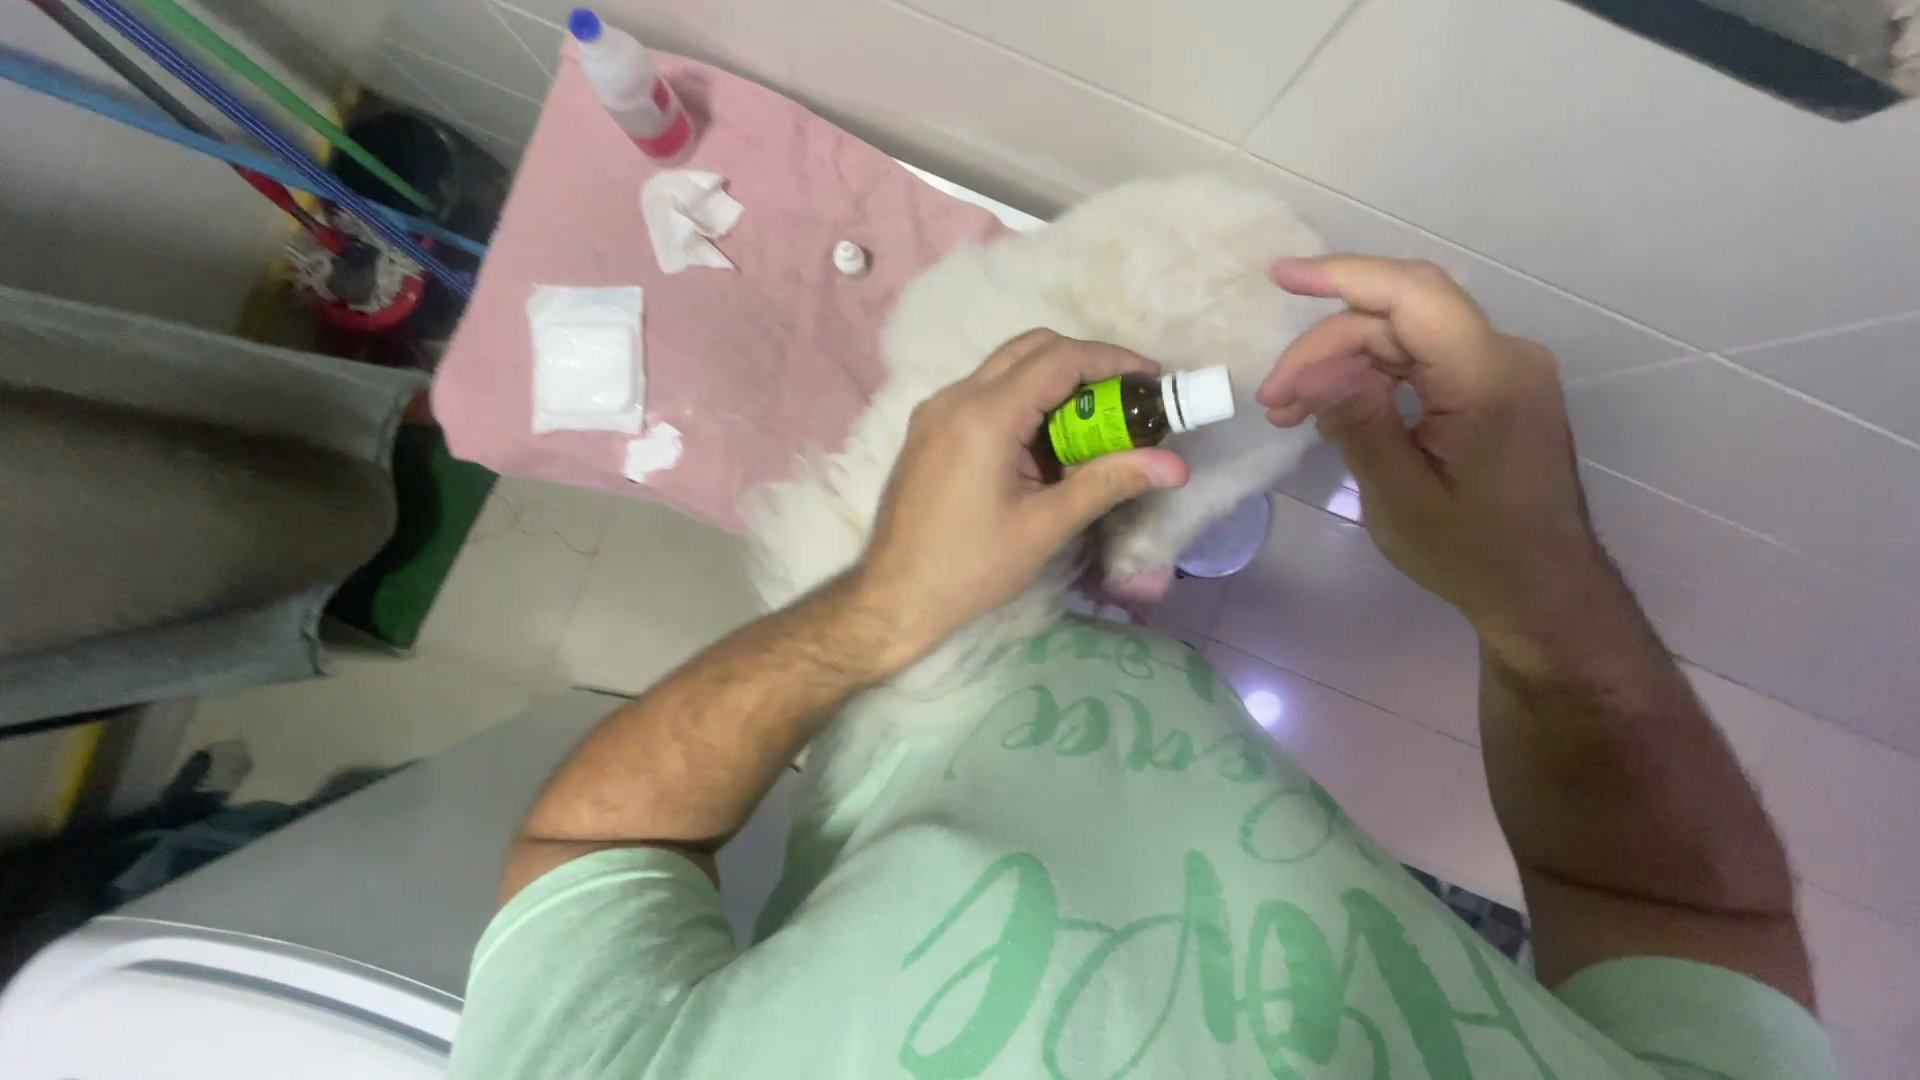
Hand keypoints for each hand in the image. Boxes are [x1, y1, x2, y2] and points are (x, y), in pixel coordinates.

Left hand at [848, 330, 1188, 666]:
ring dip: (1051, 383)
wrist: (892, 597)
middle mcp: (954, 397)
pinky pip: (982, 394)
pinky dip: (1021, 402)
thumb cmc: (970, 568)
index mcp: (983, 416)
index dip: (1112, 360)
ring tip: (1090, 425)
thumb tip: (1176, 466)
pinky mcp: (927, 430)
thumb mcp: (1045, 527)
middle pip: (1030, 349)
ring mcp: (934, 411)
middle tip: (1123, 400)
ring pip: (1004, 369)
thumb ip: (1108, 483)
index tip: (1151, 380)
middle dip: (1084, 364)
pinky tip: (1043, 445)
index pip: (1059, 358)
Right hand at [1256, 256, 1610, 660]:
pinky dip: (1368, 376)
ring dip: (1340, 363)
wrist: (1540, 590)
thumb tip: (1313, 369)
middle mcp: (1503, 357)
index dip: (1343, 276)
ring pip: (1404, 336)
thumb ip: (1359, 423)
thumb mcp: (1400, 496)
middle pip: (1399, 315)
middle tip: (1273, 399)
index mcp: (1487, 379)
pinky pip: (1418, 360)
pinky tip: (1331, 409)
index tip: (1278, 278)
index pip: (1412, 297)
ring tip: (1287, 411)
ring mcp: (1499, 370)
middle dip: (1325, 344)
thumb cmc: (1470, 554)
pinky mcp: (1488, 387)